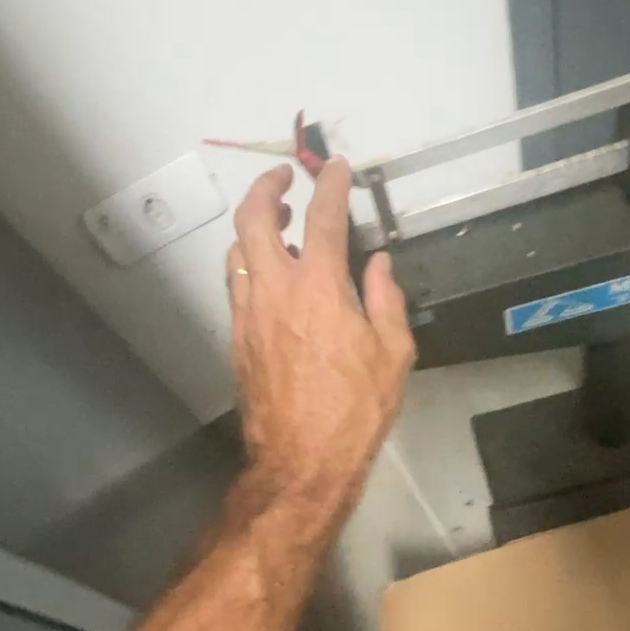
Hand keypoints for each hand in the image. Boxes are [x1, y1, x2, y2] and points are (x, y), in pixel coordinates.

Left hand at [225, 158, 414, 508]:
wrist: (301, 461)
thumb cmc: (356, 410)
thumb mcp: (393, 355)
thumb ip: (387, 299)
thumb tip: (380, 262)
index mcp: (320, 289)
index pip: (323, 219)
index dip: (331, 186)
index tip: (337, 169)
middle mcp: (275, 291)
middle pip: (253, 218)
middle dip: (266, 187)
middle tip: (285, 179)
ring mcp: (248, 314)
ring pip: (237, 250)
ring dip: (255, 227)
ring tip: (279, 226)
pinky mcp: (237, 338)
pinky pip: (236, 284)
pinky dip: (250, 264)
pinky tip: (270, 274)